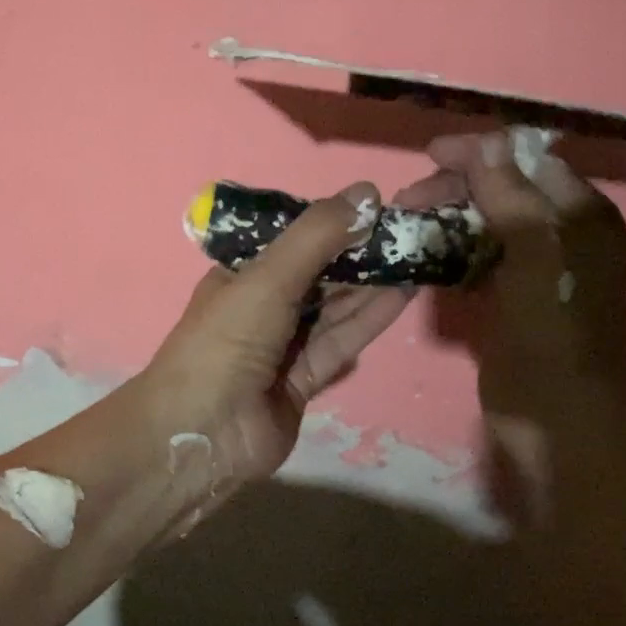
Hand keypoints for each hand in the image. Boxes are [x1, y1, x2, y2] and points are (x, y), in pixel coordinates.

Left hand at [138, 182, 413, 484]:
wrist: (201, 433)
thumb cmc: (224, 343)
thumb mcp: (266, 279)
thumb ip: (315, 237)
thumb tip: (368, 191)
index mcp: (239, 274)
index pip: (294, 239)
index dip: (338, 221)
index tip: (386, 202)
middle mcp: (261, 304)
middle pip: (320, 271)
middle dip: (364, 250)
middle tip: (418, 226)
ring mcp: (283, 344)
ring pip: (335, 305)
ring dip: (374, 281)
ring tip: (423, 252)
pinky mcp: (304, 380)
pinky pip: (342, 340)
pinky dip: (370, 317)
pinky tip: (406, 292)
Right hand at [395, 132, 625, 518]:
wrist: (560, 423)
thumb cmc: (553, 337)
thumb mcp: (536, 259)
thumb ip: (513, 199)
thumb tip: (489, 143)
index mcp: (582, 217)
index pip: (529, 161)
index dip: (481, 153)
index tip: (428, 155)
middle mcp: (566, 235)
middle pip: (506, 189)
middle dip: (458, 186)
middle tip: (409, 201)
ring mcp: (541, 270)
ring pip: (490, 224)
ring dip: (451, 218)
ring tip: (410, 226)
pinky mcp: (517, 300)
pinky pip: (483, 259)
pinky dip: (455, 251)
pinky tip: (429, 259)